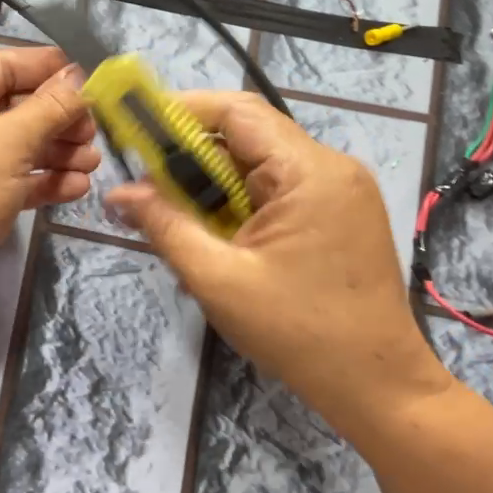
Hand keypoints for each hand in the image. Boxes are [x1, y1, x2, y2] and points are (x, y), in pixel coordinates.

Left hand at [0, 45, 99, 298]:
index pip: (1, 68)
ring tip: (91, 163)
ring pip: (22, 146)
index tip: (89, 77)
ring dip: (60, 150)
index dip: (46, 67)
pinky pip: (19, 181)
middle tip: (94, 131)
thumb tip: (77, 75)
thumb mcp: (8, 142)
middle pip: (16, 107)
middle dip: (59, 117)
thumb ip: (47, 107)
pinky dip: (47, 180)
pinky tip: (77, 187)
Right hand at [106, 91, 451, 426]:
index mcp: (308, 174)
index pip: (238, 113)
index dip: (180, 110)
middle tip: (140, 186)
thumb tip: (118, 193)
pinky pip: (271, 191)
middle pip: (245, 138)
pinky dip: (232, 204)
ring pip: (255, 167)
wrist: (375, 383)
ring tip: (169, 220)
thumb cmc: (296, 330)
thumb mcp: (215, 278)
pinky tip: (208, 237)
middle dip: (186, 156)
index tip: (132, 125)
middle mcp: (329, 170)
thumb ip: (164, 226)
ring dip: (206, 185)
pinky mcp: (334, 217)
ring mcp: (337, 193)